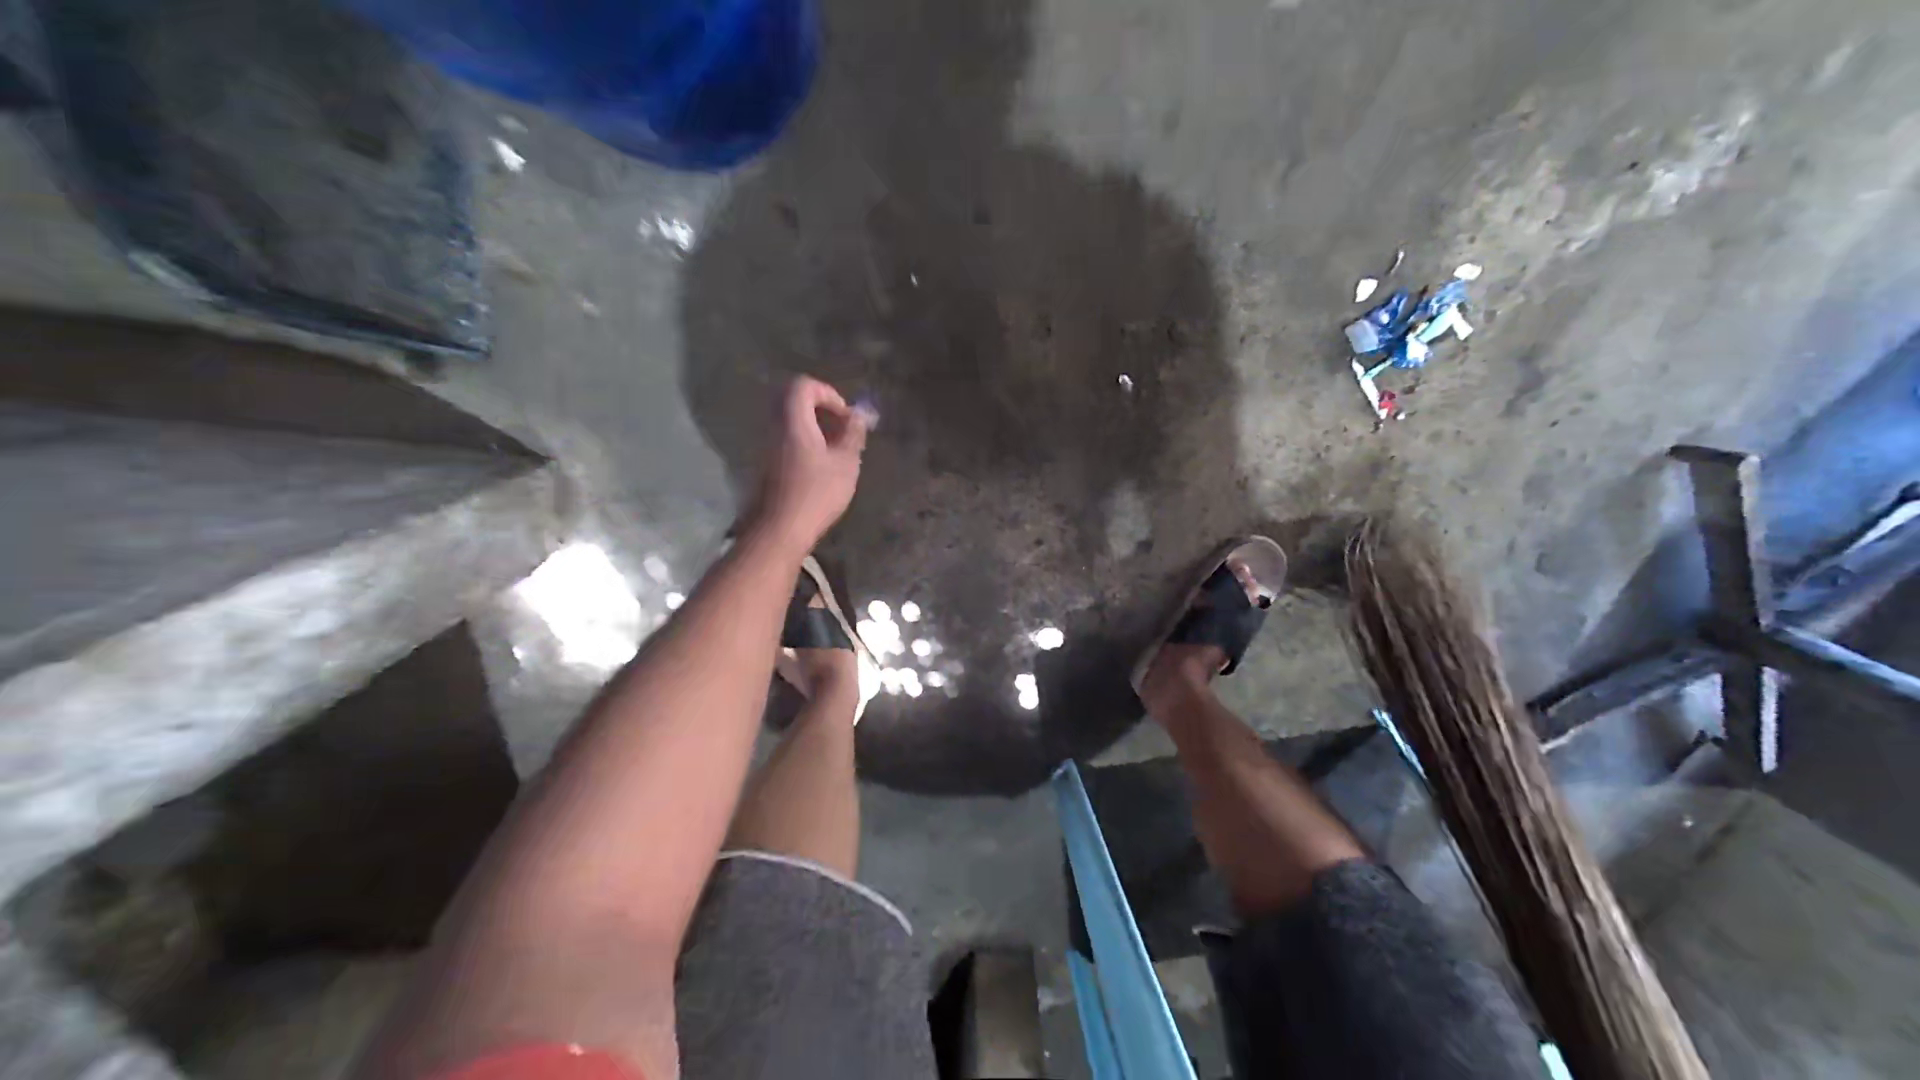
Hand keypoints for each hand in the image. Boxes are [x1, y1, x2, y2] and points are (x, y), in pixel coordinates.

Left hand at [745, 376, 869, 554]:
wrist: (778, 530)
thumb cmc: (816, 494)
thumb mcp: (846, 462)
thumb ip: (854, 433)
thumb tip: (860, 414)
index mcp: (792, 419)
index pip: (803, 385)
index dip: (828, 393)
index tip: (846, 416)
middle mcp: (774, 426)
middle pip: (793, 400)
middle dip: (821, 409)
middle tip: (842, 429)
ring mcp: (765, 446)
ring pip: (789, 421)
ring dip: (814, 427)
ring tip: (836, 451)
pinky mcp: (764, 464)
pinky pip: (784, 439)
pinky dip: (804, 442)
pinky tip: (820, 467)